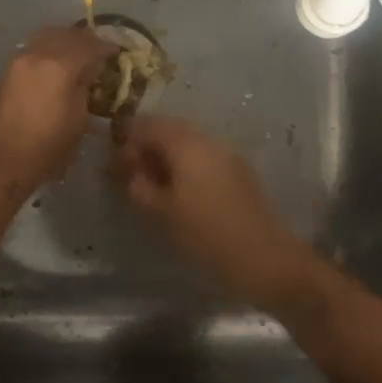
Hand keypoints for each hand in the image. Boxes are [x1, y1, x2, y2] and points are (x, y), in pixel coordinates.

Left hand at [0, 26, 115, 186]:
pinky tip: (57, 64)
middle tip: (99, 50)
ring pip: (47, 37)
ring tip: (78, 54)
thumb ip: (85, 88)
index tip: (116, 51)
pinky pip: (34, 48)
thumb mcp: (78, 120)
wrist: (1, 160)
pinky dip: (49, 48)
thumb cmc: (47, 147)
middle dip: (85, 39)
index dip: (105, 47)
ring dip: (65, 40)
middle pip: (66, 34)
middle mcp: (37, 54)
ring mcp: (19, 60)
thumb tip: (89, 71)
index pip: (88, 45)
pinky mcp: (8, 70)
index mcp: (59, 65)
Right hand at [114, 117, 319, 310]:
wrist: (264, 257)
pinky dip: (187, 165)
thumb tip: (129, 171)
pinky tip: (181, 193)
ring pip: (188, 142)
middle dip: (147, 147)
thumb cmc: (206, 234)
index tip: (116, 167)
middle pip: (169, 129)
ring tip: (156, 187)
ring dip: (167, 156)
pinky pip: (204, 156)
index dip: (127, 141)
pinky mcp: (239, 170)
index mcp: (186, 145)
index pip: (148, 125)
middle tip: (133, 176)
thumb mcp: (161, 212)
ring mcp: (227, 153)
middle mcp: (208, 140)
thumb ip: (139, 186)